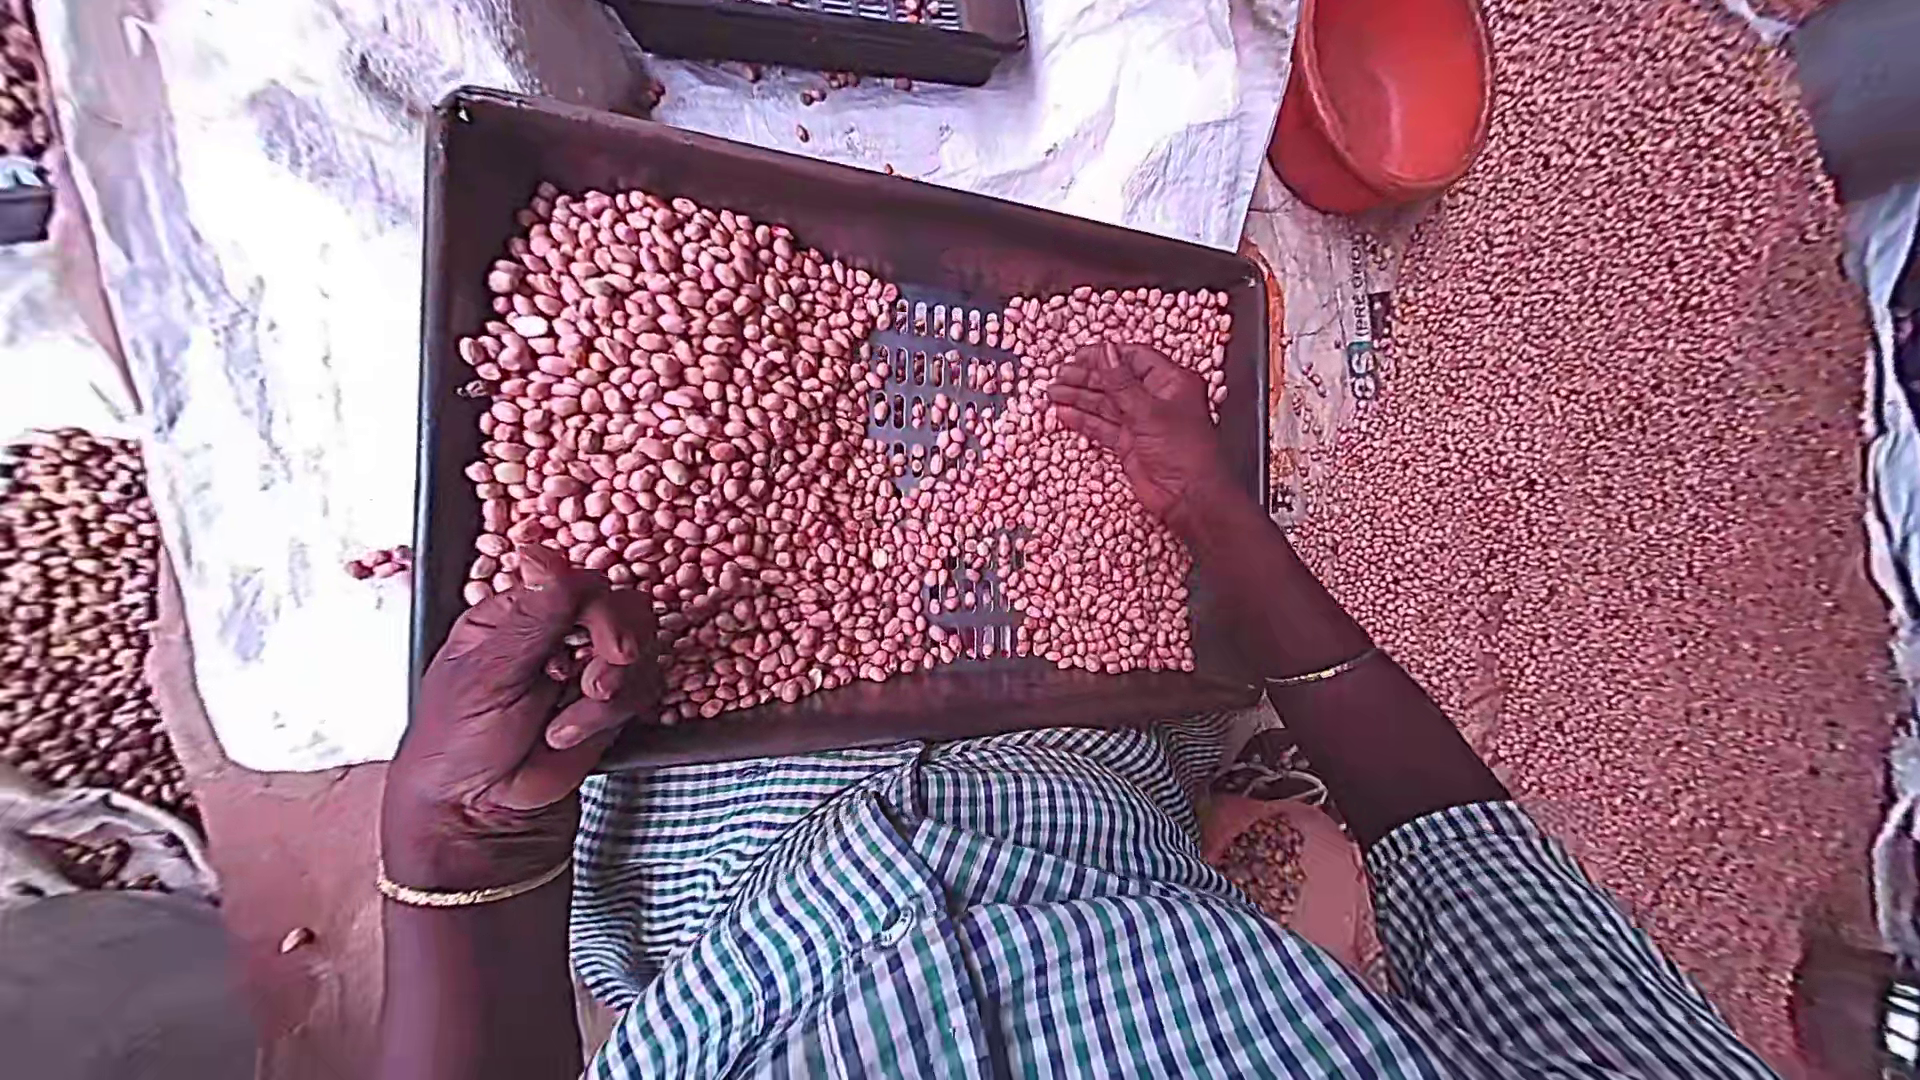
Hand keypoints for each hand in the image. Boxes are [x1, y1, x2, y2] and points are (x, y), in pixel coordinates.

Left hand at [381, 546, 659, 890]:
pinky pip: (644, 684)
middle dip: (617, 646)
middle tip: (597, 683)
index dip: (601, 609)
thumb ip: (529, 617)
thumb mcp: (488, 676)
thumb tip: (541, 553)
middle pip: (623, 607)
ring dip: (612, 687)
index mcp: (520, 613)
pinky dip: (613, 712)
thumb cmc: (461, 743)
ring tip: (569, 719)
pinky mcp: (614, 697)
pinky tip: (572, 732)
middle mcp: (561, 631)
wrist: (482, 814)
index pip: (581, 584)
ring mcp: (591, 663)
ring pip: (641, 646)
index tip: (605, 643)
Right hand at [1046, 341, 1237, 536]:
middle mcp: (1155, 400)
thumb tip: (1106, 351)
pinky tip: (1064, 414)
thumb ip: (1121, 383)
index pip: (1133, 358)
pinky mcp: (1128, 444)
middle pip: (1115, 381)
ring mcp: (1140, 422)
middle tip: (1061, 375)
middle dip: (1086, 377)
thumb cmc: (1184, 452)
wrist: (1188, 497)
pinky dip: (1082, 421)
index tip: (1078, 355)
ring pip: (1105, 404)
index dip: (1105, 356)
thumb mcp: (1149, 411)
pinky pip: (1101, 427)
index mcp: (1170, 382)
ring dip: (1079, 398)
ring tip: (1054, 393)